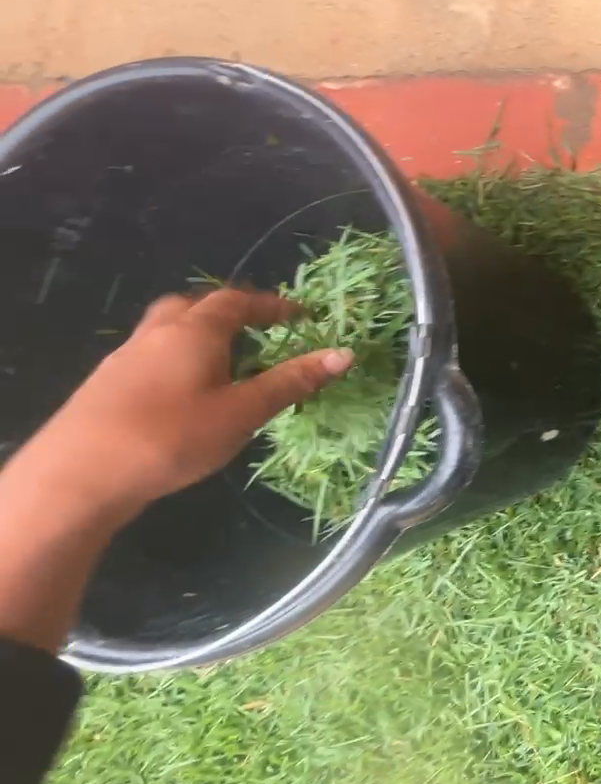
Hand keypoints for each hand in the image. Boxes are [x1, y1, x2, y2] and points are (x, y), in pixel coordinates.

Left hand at [7, 289, 352, 509]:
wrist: (74, 481)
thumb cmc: (170, 437)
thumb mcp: (244, 411)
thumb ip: (292, 381)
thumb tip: (344, 353)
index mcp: (191, 334)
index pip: (235, 302)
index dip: (271, 305)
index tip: (303, 316)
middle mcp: (154, 338)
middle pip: (192, 307)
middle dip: (229, 311)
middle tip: (263, 328)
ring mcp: (125, 362)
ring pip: (168, 331)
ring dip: (204, 334)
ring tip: (236, 359)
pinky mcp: (109, 388)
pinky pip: (155, 355)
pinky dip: (184, 357)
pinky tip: (197, 389)